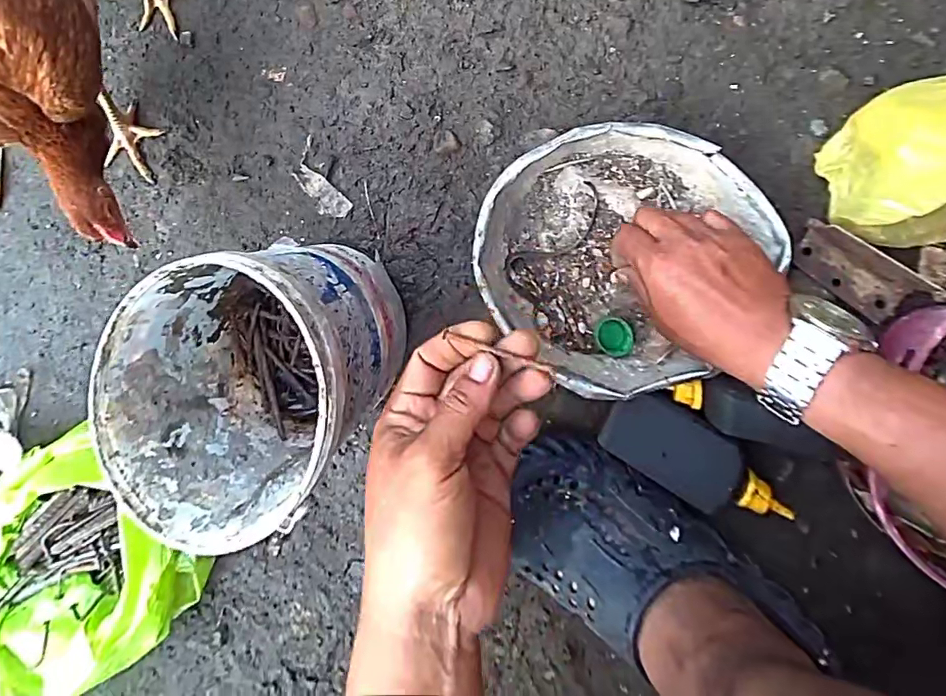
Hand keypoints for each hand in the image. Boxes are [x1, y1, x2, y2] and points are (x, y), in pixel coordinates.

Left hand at [349, 323, 551, 693]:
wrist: (434, 607)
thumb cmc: (408, 540)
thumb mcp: (429, 461)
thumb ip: (459, 409)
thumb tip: (482, 364)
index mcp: (406, 418)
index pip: (433, 363)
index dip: (460, 345)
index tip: (489, 339)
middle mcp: (436, 429)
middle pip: (470, 379)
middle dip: (498, 361)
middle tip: (527, 350)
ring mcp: (465, 452)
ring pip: (495, 405)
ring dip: (517, 388)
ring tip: (539, 378)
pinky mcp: (491, 476)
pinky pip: (510, 436)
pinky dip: (522, 422)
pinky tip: (531, 416)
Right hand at [612, 208, 790, 386]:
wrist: (767, 338)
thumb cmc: (719, 336)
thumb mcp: (664, 321)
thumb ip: (641, 289)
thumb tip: (632, 273)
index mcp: (658, 264)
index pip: (625, 235)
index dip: (621, 246)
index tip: (626, 254)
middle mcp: (682, 243)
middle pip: (647, 214)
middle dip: (641, 229)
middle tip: (646, 245)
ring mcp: (710, 236)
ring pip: (676, 212)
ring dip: (669, 226)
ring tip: (675, 244)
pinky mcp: (735, 236)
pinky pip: (709, 216)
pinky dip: (701, 224)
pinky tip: (703, 239)